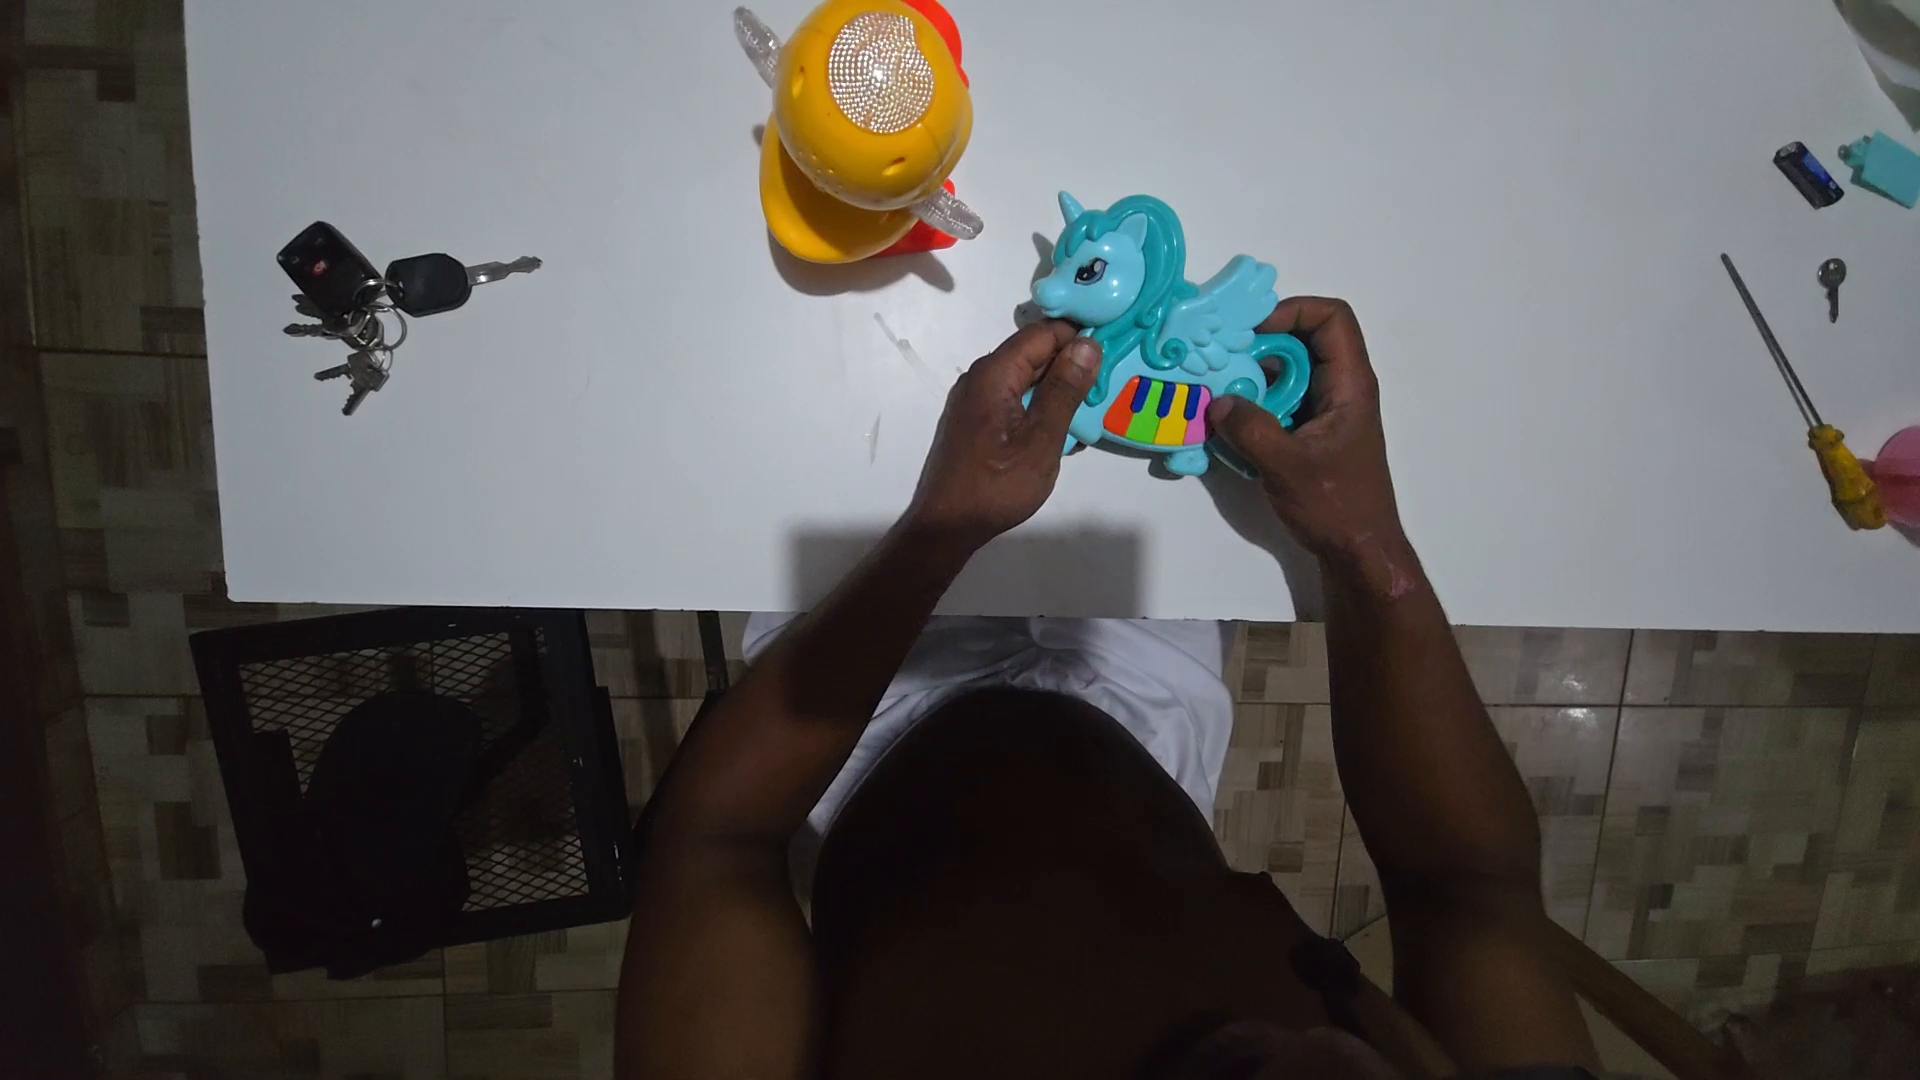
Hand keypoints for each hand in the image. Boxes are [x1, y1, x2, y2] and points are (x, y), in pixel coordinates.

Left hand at [904, 321, 1102, 549]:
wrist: (946, 526)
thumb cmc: (995, 487)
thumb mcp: (1040, 441)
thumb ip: (1065, 391)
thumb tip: (1088, 344)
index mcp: (994, 374)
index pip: (1042, 333)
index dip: (1078, 336)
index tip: (1112, 352)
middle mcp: (979, 379)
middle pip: (1033, 355)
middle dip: (1071, 367)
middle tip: (1105, 390)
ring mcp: (974, 402)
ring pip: (1025, 381)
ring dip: (1057, 394)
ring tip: (1087, 418)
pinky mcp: (975, 423)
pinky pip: (1013, 403)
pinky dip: (1038, 412)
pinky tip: (1060, 437)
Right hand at [1206, 298, 1407, 565]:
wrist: (1356, 549)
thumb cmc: (1335, 504)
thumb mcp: (1287, 466)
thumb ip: (1249, 429)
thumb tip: (1217, 402)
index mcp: (1349, 385)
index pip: (1331, 319)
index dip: (1292, 312)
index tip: (1250, 333)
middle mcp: (1338, 390)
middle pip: (1302, 343)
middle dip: (1259, 348)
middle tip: (1220, 363)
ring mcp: (1322, 413)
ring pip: (1285, 376)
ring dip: (1250, 380)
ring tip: (1215, 393)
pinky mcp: (1306, 435)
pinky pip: (1277, 405)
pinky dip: (1251, 407)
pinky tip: (1225, 425)